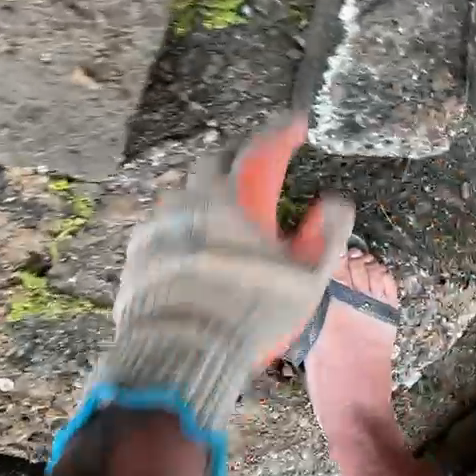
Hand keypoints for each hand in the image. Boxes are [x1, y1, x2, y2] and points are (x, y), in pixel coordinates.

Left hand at [99, 113, 353, 432]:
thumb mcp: (308, 279)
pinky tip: (191, 241)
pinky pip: (164, 220)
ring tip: (223, 207)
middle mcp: (199, 197)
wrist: (181, 354)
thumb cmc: (253, 312)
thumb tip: (335, 201)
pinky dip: (183, 221)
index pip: (265, 147)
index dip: (283, 131)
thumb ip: (328, 233)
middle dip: (240, 156)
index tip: (295, 122)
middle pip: (218, 159)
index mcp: (242, 197)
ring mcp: (164, 220)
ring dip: (208, 190)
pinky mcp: (140, 247)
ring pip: (187, 188)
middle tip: (257, 167)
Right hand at [305, 248, 399, 449]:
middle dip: (344, 256)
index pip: (331, 266)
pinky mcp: (390, 319)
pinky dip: (381, 275)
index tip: (318, 245)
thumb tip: (310, 288)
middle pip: (353, 264)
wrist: (357, 408)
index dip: (327, 252)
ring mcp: (376, 309)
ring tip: (353, 265)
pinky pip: (389, 285)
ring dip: (363, 264)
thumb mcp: (308, 342)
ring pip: (372, 270)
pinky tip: (372, 276)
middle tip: (335, 255)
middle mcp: (355, 302)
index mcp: (330, 307)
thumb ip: (311, 311)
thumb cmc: (325, 382)